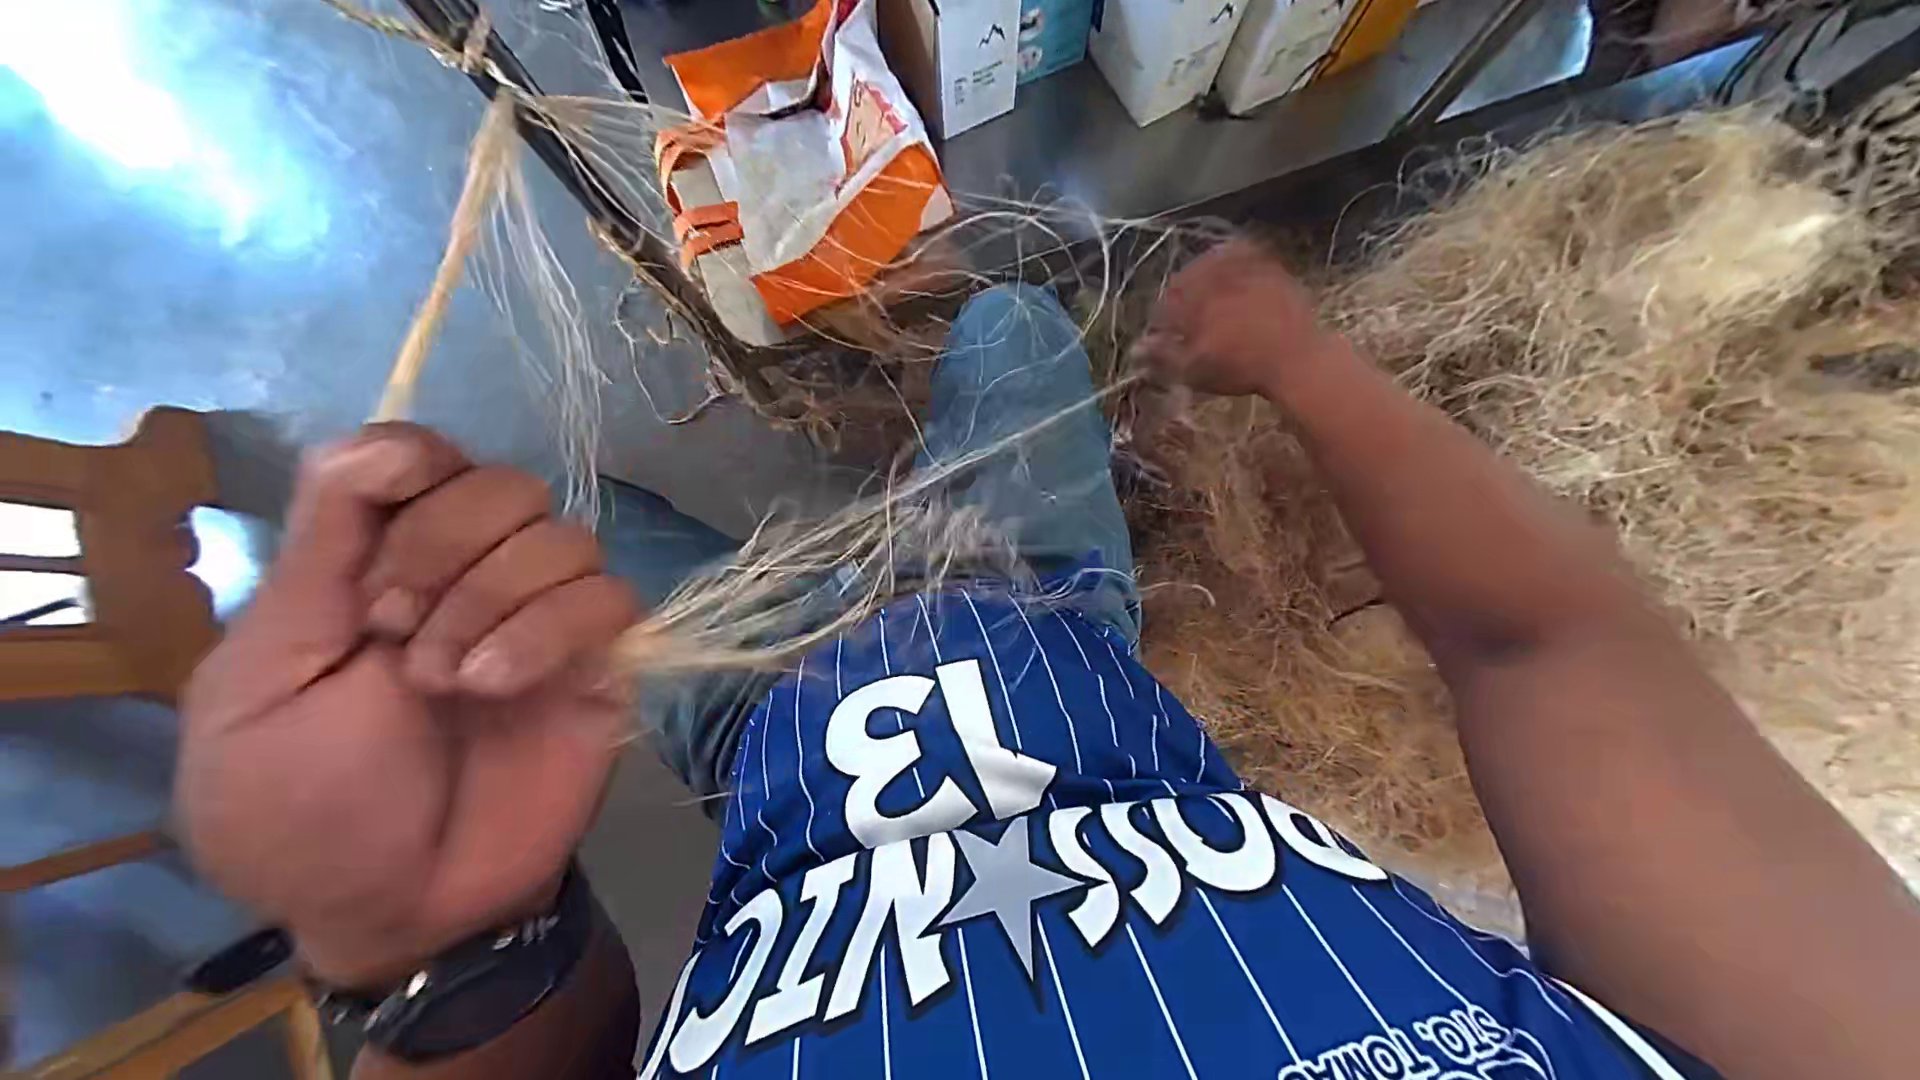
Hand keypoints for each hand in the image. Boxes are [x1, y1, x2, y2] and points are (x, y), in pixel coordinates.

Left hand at [178, 424, 636, 987]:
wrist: (407, 894)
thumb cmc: (310, 798)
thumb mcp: (268, 676)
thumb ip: (322, 555)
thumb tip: (382, 445)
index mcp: (387, 561)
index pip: (427, 455)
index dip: (415, 463)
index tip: (384, 515)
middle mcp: (479, 571)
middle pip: (508, 486)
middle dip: (449, 548)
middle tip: (396, 630)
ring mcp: (550, 612)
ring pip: (567, 539)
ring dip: (497, 602)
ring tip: (448, 680)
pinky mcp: (606, 653)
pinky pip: (611, 598)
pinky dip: (552, 631)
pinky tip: (502, 684)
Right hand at [1131, 238, 1332, 397]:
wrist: (1296, 358)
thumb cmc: (1239, 368)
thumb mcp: (1194, 370)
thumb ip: (1162, 356)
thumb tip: (1136, 348)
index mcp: (1190, 302)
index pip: (1162, 307)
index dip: (1159, 322)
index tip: (1163, 336)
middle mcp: (1212, 278)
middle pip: (1184, 280)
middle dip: (1177, 297)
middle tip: (1180, 316)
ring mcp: (1242, 268)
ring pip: (1211, 262)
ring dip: (1201, 275)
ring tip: (1204, 295)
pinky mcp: (1269, 266)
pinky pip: (1243, 252)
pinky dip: (1231, 258)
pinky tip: (1232, 274)